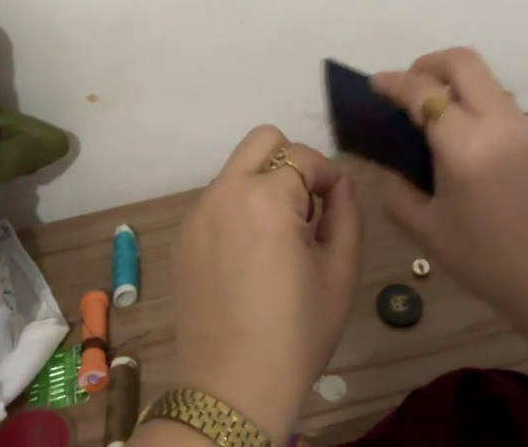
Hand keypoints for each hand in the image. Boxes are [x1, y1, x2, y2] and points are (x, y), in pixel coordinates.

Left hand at [169, 126, 359, 439]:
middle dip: (291, 162)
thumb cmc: (297, 332)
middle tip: (304, 207)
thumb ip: (345, 213)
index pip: (304, 155)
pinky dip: (237, 210)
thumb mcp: (340, 272)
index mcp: (267, 197)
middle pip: (262, 140)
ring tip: (277, 237)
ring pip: (237, 169)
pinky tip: (248, 256)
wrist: (232, 386)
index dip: (328, 177)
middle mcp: (225, 192)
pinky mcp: (182, 236)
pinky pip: (216, 200)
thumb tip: (339, 185)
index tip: (335, 206)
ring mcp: (197, 213)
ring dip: (262, 185)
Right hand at [370, 48, 527, 328]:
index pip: (423, 90)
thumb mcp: (430, 233)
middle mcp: (497, 121)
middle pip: (461, 61)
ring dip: (451, 81)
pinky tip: (457, 135)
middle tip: (405, 92)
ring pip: (483, 77)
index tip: (373, 86)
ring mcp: (522, 125)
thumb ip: (396, 192)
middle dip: (426, 65)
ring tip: (428, 115)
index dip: (393, 82)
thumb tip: (381, 165)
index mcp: (466, 144)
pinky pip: (496, 98)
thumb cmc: (493, 264)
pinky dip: (471, 99)